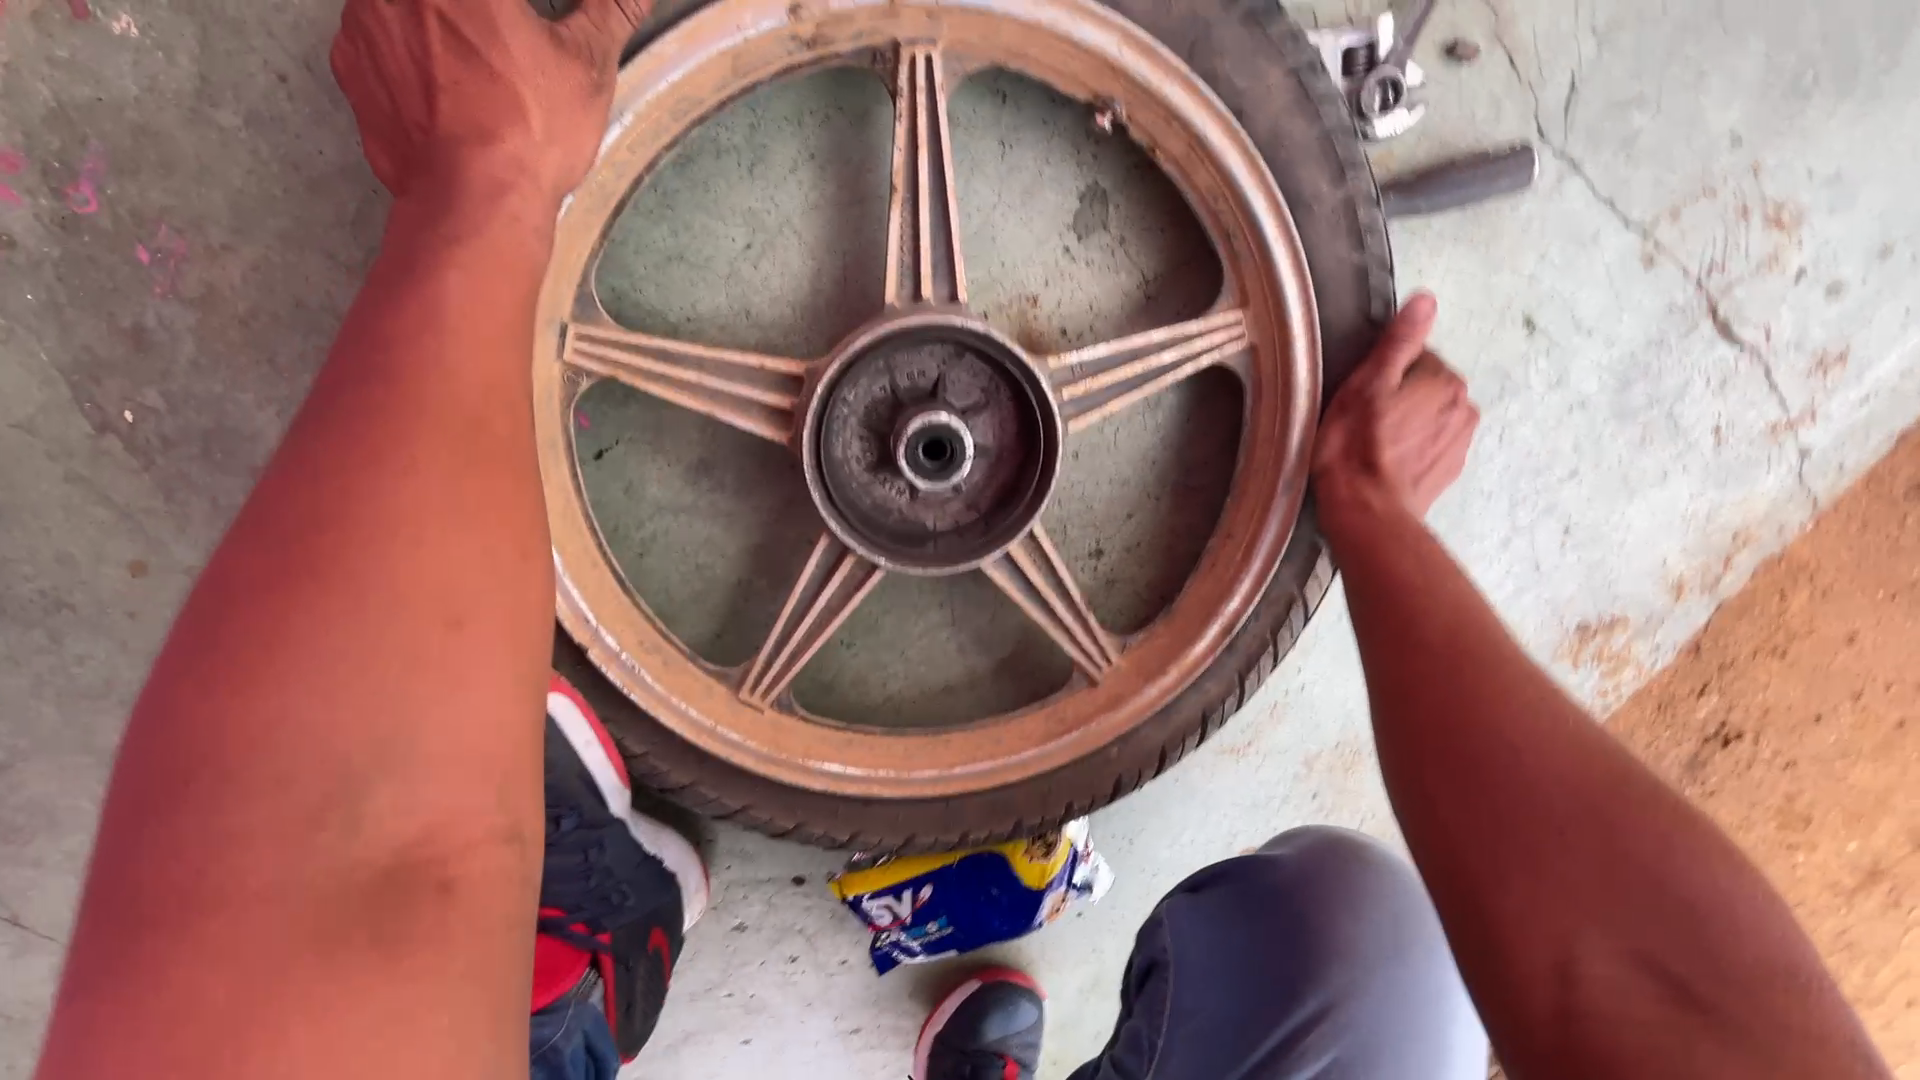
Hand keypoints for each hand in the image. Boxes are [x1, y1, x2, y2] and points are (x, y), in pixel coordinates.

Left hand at [331, 0, 647, 209]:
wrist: (475, 202)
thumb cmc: (530, 129)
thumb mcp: (588, 66)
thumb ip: (610, 12)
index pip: (500, 4)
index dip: (510, 19)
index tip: (522, 31)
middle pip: (443, 6)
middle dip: (476, 23)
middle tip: (502, 49)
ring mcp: (361, 22)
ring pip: (401, 11)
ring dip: (432, 29)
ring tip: (476, 78)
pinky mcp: (349, 69)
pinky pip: (377, 49)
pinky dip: (408, 67)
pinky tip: (448, 101)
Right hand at [1312, 293, 1478, 529]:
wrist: (1367, 511)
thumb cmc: (1355, 448)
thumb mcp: (1366, 385)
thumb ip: (1398, 341)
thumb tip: (1424, 300)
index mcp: (1443, 380)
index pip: (1415, 359)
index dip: (1382, 374)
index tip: (1361, 396)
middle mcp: (1463, 406)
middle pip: (1425, 388)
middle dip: (1398, 398)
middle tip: (1362, 420)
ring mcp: (1459, 441)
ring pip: (1428, 418)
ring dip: (1406, 425)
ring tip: (1371, 444)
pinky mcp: (1448, 470)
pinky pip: (1429, 447)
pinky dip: (1410, 451)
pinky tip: (1383, 463)